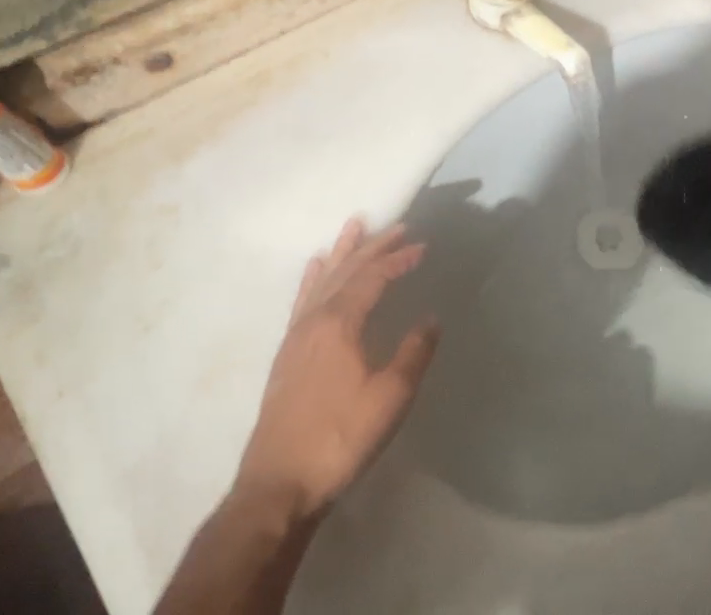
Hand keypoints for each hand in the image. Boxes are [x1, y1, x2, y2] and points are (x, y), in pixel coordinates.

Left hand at [234, 220, 440, 520]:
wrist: (279, 484)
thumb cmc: (341, 438)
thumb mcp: (390, 397)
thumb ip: (413, 353)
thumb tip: (430, 318)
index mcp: (339, 324)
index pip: (372, 278)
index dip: (398, 259)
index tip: (423, 247)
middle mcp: (314, 321)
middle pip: (346, 271)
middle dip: (373, 247)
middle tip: (398, 226)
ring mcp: (295, 337)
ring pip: (322, 281)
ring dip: (343, 254)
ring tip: (354, 227)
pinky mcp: (287, 356)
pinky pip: (303, 301)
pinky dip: (314, 279)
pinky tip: (316, 273)